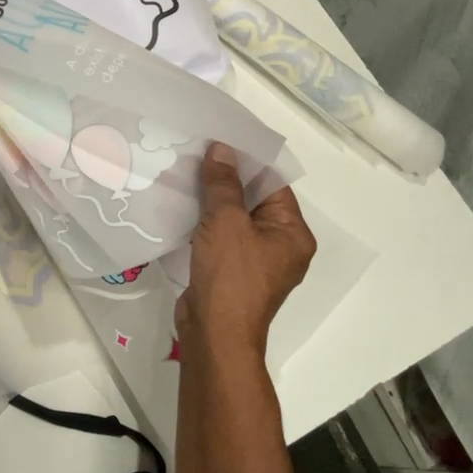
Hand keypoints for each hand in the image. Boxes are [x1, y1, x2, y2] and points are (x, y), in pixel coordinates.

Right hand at [175, 143, 315, 353]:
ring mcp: (255, 260)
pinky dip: (204, 220)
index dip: (245, 160)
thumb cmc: (230, 274)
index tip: (216, 139)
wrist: (215, 332)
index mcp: (292, 233)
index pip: (272, 184)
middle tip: (194, 152)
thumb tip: (222, 150)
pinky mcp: (231, 271)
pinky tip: (180, 205)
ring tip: (182, 173)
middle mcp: (280, 245)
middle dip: (224, 177)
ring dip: (211, 198)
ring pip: (234, 218)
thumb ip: (223, 183)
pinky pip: (220, 235)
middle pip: (253, 199)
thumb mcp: (225, 220)